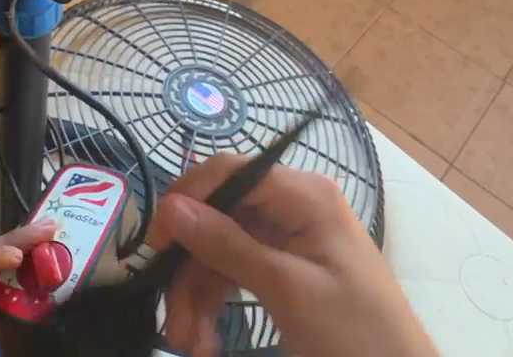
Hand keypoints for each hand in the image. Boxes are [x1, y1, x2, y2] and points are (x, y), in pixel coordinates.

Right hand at [151, 157, 436, 356]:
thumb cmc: (356, 334)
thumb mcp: (288, 290)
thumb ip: (227, 245)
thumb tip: (170, 207)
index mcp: (302, 194)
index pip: (230, 172)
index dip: (187, 198)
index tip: (156, 242)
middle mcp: (291, 206)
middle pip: (219, 218)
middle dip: (191, 269)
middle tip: (173, 320)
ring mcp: (286, 239)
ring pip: (220, 251)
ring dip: (197, 296)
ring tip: (188, 343)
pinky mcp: (283, 270)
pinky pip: (234, 274)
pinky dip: (214, 305)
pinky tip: (204, 340)